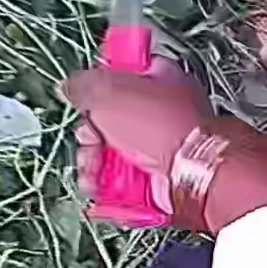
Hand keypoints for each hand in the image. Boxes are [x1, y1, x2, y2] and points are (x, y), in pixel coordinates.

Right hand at [63, 68, 266, 232]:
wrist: (195, 174)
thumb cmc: (167, 128)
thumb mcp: (109, 90)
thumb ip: (84, 84)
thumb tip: (72, 88)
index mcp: (164, 81)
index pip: (125, 75)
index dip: (102, 87)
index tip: (90, 98)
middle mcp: (166, 117)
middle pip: (111, 123)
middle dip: (91, 135)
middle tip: (92, 139)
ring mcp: (165, 152)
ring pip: (114, 158)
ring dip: (96, 166)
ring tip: (97, 169)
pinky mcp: (162, 184)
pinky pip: (126, 187)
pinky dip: (111, 192)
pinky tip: (105, 189)